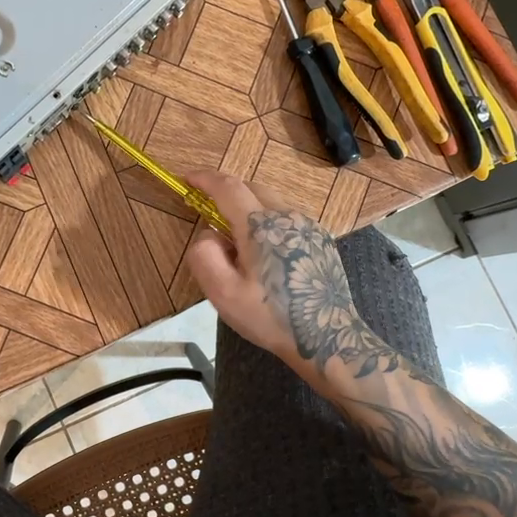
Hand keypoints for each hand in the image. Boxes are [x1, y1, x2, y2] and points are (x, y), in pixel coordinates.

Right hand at [183, 171, 370, 382]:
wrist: (328, 337)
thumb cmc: (272, 317)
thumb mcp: (224, 294)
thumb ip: (205, 256)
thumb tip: (208, 234)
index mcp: (261, 226)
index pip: (228, 187)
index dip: (205, 179)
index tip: (188, 178)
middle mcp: (287, 216)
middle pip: (251, 188)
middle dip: (226, 192)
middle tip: (209, 211)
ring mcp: (308, 226)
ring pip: (271, 202)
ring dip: (249, 209)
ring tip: (238, 240)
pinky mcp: (321, 238)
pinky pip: (287, 218)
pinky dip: (268, 222)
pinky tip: (265, 253)